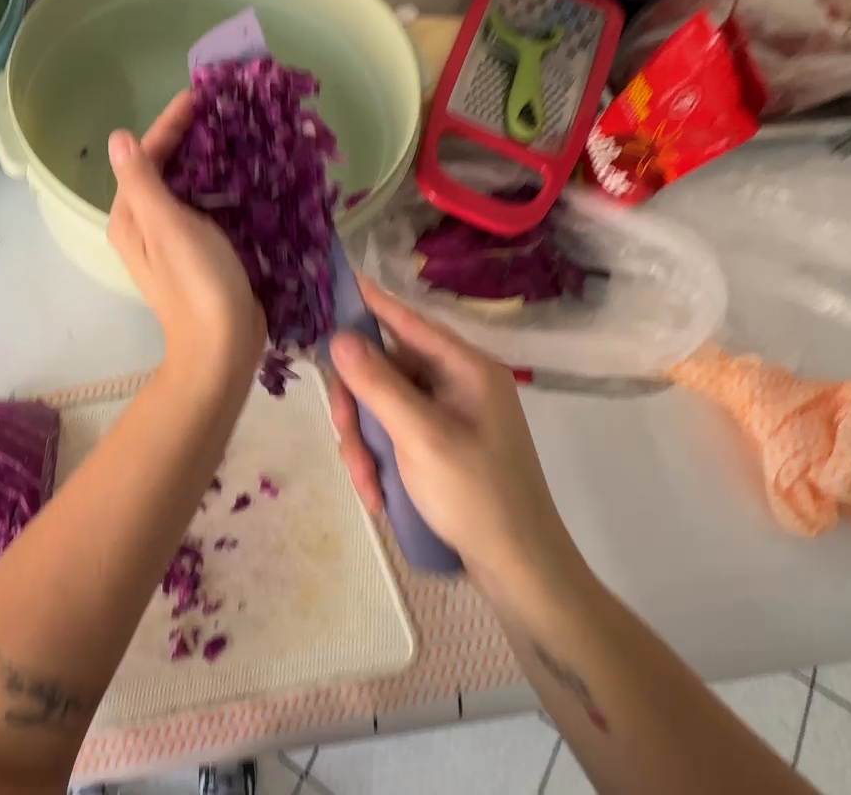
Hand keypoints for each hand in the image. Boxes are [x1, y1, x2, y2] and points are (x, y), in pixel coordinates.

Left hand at [108, 91, 265, 394]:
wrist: (223, 347)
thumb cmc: (195, 283)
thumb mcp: (167, 226)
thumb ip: (143, 181)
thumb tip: (117, 138)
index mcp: (131, 218)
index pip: (145, 157)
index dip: (169, 124)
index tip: (199, 95)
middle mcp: (147, 226)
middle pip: (166, 169)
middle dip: (191, 138)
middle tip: (225, 110)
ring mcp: (174, 241)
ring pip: (189, 187)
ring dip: (210, 160)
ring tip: (240, 131)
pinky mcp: (203, 252)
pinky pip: (209, 208)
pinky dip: (224, 187)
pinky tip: (248, 173)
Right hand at [326, 275, 585, 603]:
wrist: (518, 569)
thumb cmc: (476, 494)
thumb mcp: (419, 436)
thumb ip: (377, 383)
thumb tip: (337, 336)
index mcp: (465, 369)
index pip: (406, 320)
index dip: (368, 303)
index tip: (332, 282)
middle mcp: (455, 384)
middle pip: (381, 370)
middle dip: (357, 408)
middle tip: (347, 438)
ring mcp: (446, 415)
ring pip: (378, 406)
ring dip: (363, 443)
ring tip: (368, 483)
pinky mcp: (436, 444)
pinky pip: (389, 434)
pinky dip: (377, 460)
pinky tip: (378, 493)